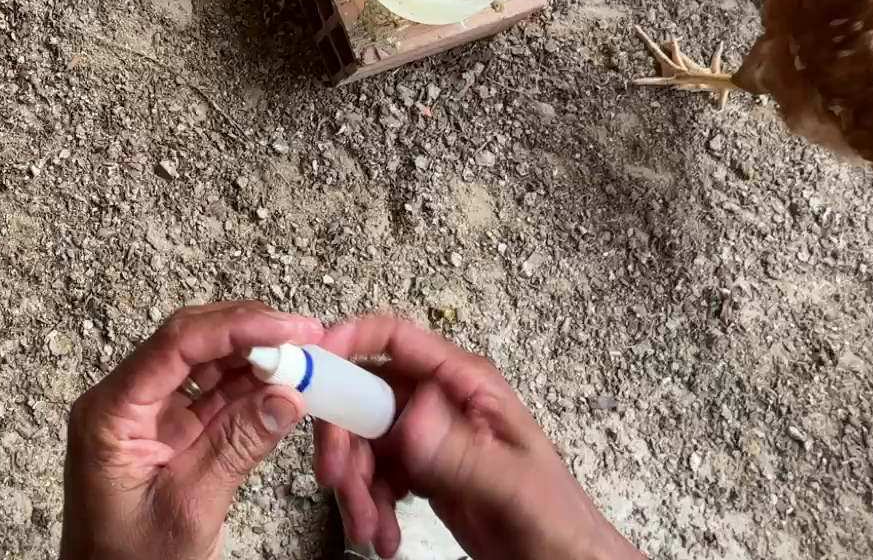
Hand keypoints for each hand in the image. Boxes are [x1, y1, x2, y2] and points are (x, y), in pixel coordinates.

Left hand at [61, 302, 322, 559]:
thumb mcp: (189, 509)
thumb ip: (237, 447)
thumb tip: (286, 396)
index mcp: (111, 410)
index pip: (176, 344)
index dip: (235, 327)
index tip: (284, 327)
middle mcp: (126, 397)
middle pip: (190, 339)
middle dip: (247, 330)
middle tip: (301, 333)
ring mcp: (147, 409)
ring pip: (204, 358)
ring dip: (253, 353)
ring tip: (299, 354)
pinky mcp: (168, 425)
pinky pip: (211, 390)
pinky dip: (248, 382)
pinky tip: (279, 380)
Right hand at [313, 315, 641, 559]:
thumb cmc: (558, 523)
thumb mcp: (512, 486)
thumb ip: (460, 450)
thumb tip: (407, 415)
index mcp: (463, 382)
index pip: (395, 339)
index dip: (349, 340)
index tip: (315, 366)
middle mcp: (438, 400)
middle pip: (365, 394)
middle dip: (344, 436)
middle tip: (337, 479)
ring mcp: (427, 434)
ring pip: (363, 438)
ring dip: (355, 481)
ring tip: (369, 526)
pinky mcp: (421, 468)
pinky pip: (375, 473)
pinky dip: (369, 503)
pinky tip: (383, 535)